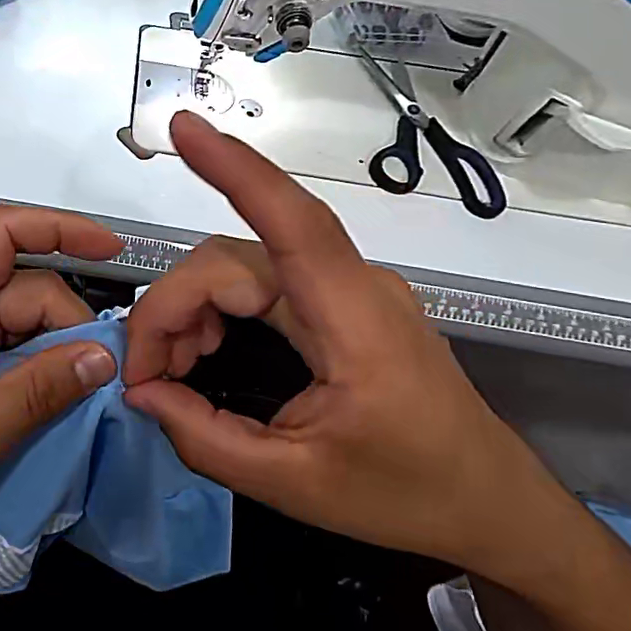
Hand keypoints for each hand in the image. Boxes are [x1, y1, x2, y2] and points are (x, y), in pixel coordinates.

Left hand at [0, 207, 122, 630]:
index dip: (62, 229)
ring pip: (18, 328)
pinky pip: (2, 359)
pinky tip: (54, 411)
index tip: (115, 253)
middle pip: (24, 290)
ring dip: (53, 357)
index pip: (3, 233)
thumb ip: (39, 391)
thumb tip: (105, 355)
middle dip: (69, 326)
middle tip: (107, 380)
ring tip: (85, 402)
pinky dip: (32, 378)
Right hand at [123, 111, 581, 583]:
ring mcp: (349, 286)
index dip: (237, 170)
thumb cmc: (405, 494)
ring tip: (177, 371)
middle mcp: (353, 285)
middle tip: (149, 377)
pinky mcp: (339, 298)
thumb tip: (142, 394)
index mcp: (356, 324)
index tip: (185, 130)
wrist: (488, 501)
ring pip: (241, 266)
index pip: (295, 223)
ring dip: (193, 310)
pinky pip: (261, 282)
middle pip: (236, 258)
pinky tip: (206, 353)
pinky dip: (219, 311)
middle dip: (175, 307)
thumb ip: (205, 439)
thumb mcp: (293, 486)